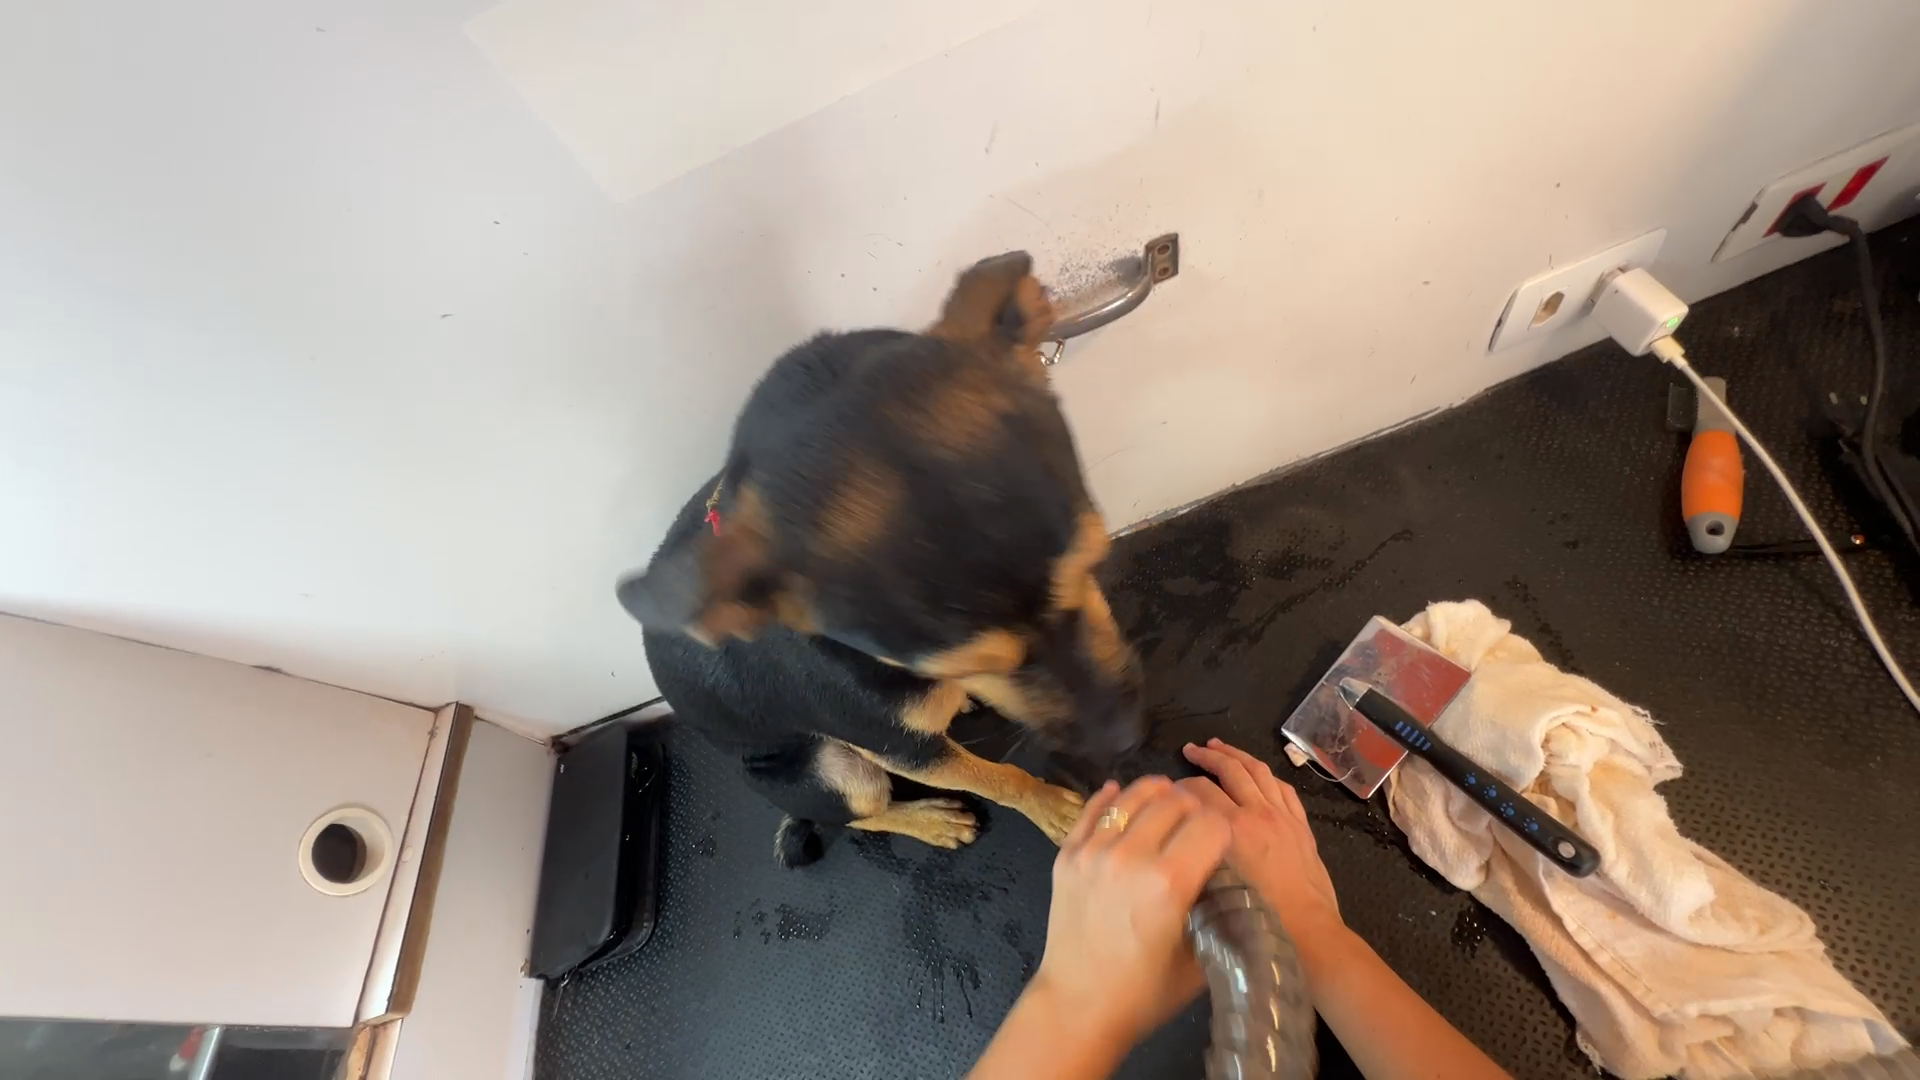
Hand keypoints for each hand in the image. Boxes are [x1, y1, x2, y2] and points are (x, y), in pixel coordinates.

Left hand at [1030, 776, 1231, 1042]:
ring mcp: (1093, 850)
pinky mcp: (1067, 852)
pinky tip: (1119, 792)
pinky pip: (1091, 810)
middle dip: (1192, 806)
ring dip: (1153, 791)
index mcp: (1168, 883)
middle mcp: (1130, 856)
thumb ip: (1213, 912)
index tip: (1222, 840)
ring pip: (1130, 797)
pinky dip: (1109, 796)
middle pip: (1172, 802)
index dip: (1222, 829)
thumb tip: (1223, 879)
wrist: (1078, 1004)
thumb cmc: (1143, 993)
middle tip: (1196, 819)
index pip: (1210, 826)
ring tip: (1165, 794)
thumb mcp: (1198, 959)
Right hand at [1180, 738, 1342, 941]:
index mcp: (1233, 829)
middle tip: (1190, 749)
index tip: (1170, 790)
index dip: (1180, 785)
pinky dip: (1266, 774)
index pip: (1200, 790)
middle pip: (1230, 769)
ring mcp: (1283, 817)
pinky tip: (1256, 771)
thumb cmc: (1258, 919)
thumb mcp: (1213, 888)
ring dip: (1236, 754)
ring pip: (1259, 770)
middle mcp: (1258, 813)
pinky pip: (1283, 788)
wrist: (1309, 933)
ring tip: (1219, 745)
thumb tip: (1177, 837)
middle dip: (1207, 755)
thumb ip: (1194, 854)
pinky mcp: (1301, 826)